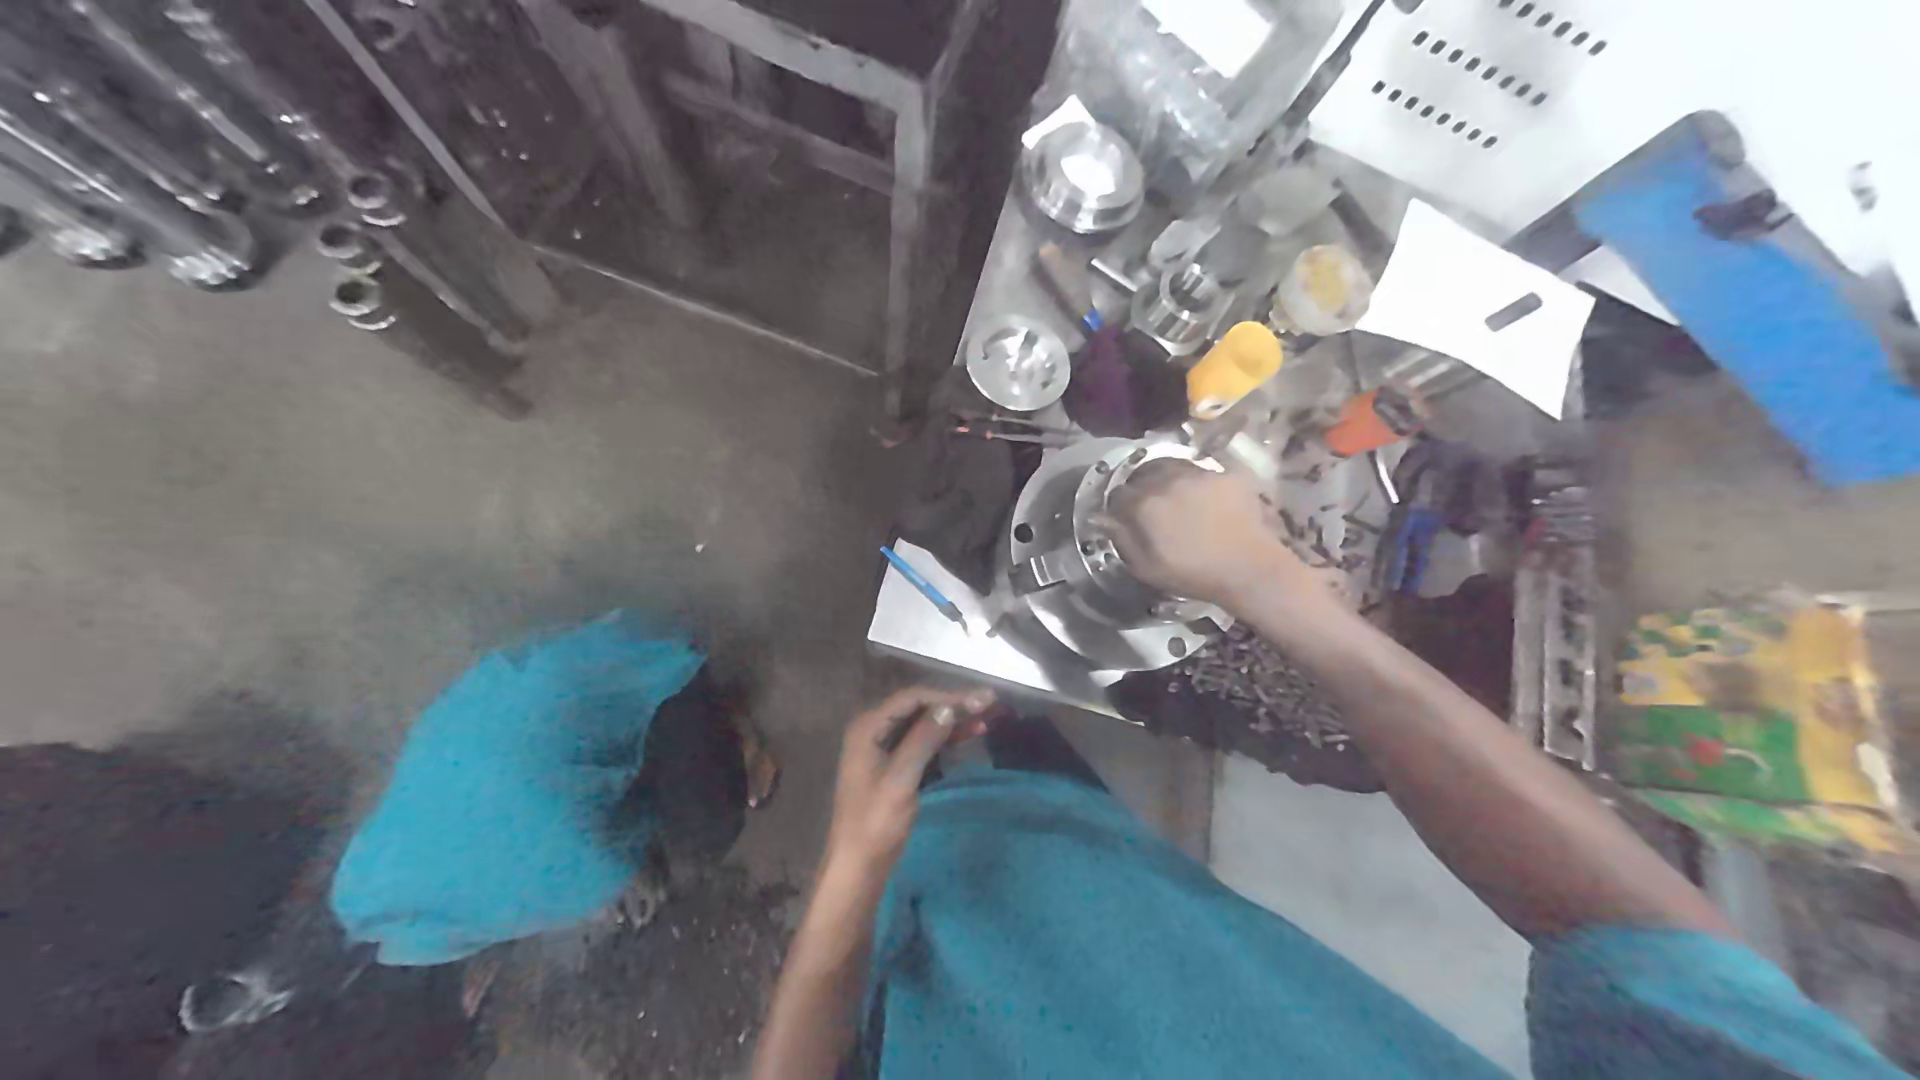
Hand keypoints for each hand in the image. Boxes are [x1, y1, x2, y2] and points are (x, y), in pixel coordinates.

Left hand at [822, 687, 994, 882]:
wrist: (858, 867)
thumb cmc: (875, 822)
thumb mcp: (901, 779)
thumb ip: (924, 739)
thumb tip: (949, 706)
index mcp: (868, 727)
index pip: (912, 699)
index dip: (947, 697)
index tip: (980, 701)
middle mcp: (873, 731)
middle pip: (918, 709)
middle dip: (953, 706)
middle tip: (988, 704)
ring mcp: (882, 749)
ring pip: (922, 726)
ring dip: (952, 722)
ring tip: (985, 721)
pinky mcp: (893, 767)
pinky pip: (921, 744)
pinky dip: (944, 740)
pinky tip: (967, 738)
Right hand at [1105, 461, 1320, 608]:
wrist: (1250, 570)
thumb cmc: (1193, 574)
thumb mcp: (1146, 568)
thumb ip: (1121, 539)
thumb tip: (1104, 519)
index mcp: (1145, 505)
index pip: (1118, 494)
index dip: (1119, 506)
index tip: (1124, 517)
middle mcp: (1168, 481)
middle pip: (1143, 474)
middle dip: (1141, 488)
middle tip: (1150, 506)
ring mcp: (1199, 474)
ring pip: (1172, 467)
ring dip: (1167, 479)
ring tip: (1175, 497)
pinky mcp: (1225, 474)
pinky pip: (1201, 472)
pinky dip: (1195, 482)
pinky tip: (1202, 498)